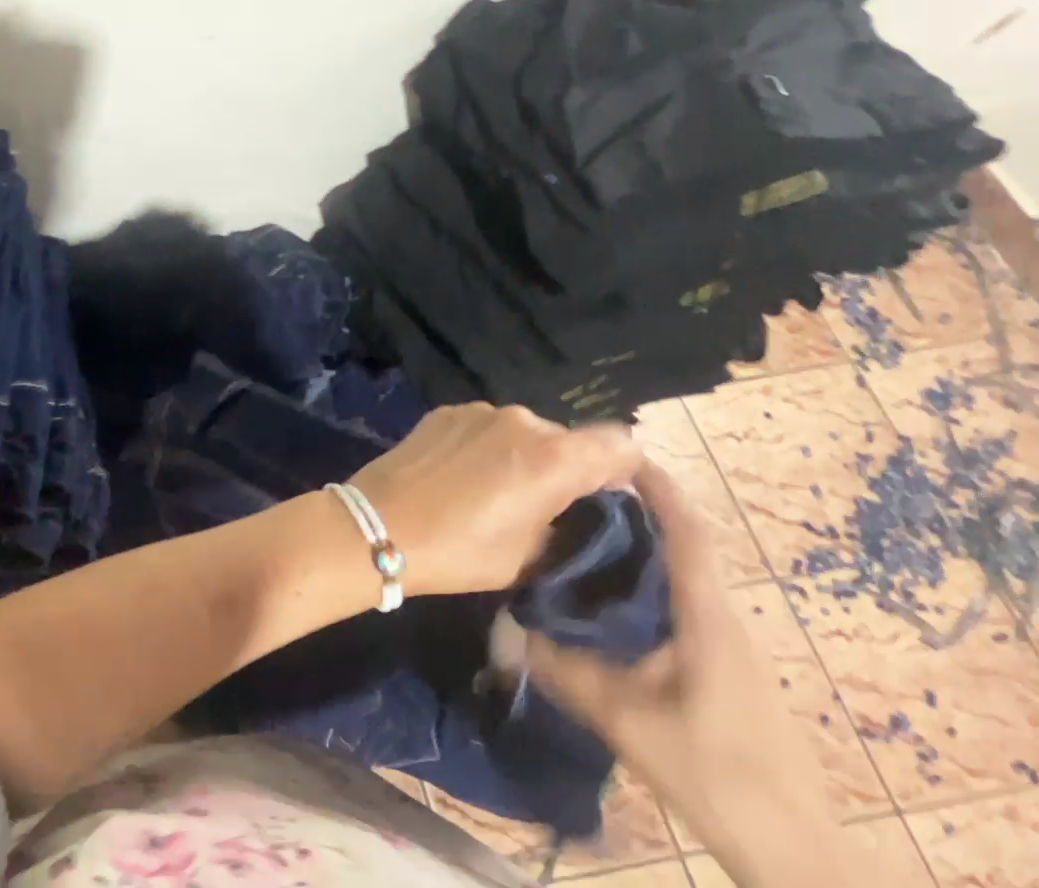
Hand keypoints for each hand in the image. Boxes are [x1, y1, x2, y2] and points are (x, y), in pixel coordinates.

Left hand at [348, 403, 644, 596]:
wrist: (374, 529)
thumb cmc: (457, 551)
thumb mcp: (527, 557)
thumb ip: (563, 527)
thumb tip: (570, 514)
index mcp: (556, 457)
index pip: (621, 446)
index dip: (621, 472)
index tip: (604, 499)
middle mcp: (524, 422)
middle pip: (568, 438)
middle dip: (564, 467)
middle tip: (541, 505)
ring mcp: (480, 412)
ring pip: (523, 431)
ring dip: (521, 455)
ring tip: (493, 491)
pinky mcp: (444, 413)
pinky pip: (484, 427)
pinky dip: (484, 446)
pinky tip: (459, 475)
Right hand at [507, 462, 859, 885]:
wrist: (786, 839)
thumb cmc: (710, 767)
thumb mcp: (623, 717)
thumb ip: (562, 669)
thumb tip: (506, 626)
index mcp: (707, 618)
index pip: (689, 536)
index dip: (661, 491)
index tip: (623, 454)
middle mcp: (722, 620)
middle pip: (684, 549)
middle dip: (637, 514)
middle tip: (574, 496)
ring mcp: (727, 645)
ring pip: (680, 579)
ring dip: (639, 552)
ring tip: (578, 539)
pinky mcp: (722, 667)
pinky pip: (679, 607)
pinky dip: (643, 586)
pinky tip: (604, 602)